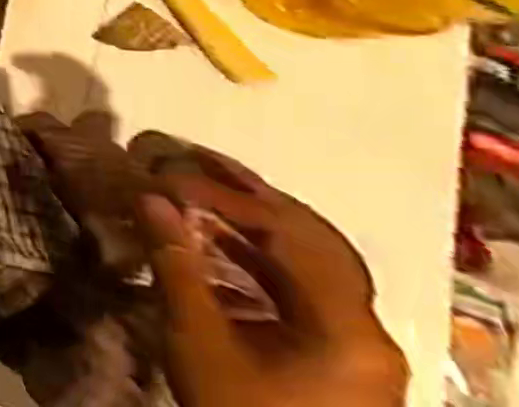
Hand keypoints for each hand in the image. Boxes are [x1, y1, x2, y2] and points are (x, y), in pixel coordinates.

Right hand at [137, 145, 407, 406]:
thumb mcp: (199, 340)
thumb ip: (177, 262)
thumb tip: (150, 196)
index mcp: (347, 328)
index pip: (290, 234)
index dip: (226, 197)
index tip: (168, 178)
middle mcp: (368, 330)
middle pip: (316, 240)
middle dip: (252, 196)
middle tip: (197, 161)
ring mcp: (361, 346)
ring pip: (316, 261)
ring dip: (258, 223)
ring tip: (203, 190)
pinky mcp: (343, 357)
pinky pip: (308, 288)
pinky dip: (264, 256)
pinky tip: (220, 241)